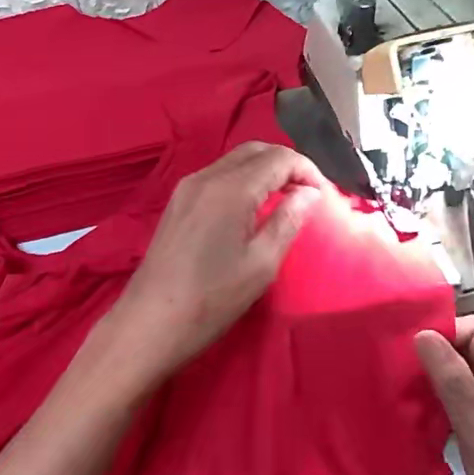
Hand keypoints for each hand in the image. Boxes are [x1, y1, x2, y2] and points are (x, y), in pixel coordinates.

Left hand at [102, 142, 328, 382]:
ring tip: (286, 197)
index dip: (307, 170)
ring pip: (235, 160)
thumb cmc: (212, 298)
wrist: (149, 324)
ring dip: (264, 170)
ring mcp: (187, 188)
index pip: (278, 158)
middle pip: (255, 150)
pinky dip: (243, 179)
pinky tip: (253, 206)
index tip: (324, 195)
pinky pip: (218, 175)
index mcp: (230, 188)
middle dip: (286, 163)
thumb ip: (289, 220)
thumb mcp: (262, 263)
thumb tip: (308, 193)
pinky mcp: (177, 203)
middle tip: (308, 192)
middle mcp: (206, 177)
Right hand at [414, 316, 473, 474]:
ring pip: (469, 371)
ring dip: (438, 375)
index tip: (406, 350)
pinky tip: (421, 405)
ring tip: (404, 384)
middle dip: (438, 354)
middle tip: (399, 366)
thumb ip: (453, 384)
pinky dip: (445, 396)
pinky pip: (469, 393)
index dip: (445, 334)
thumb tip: (423, 335)